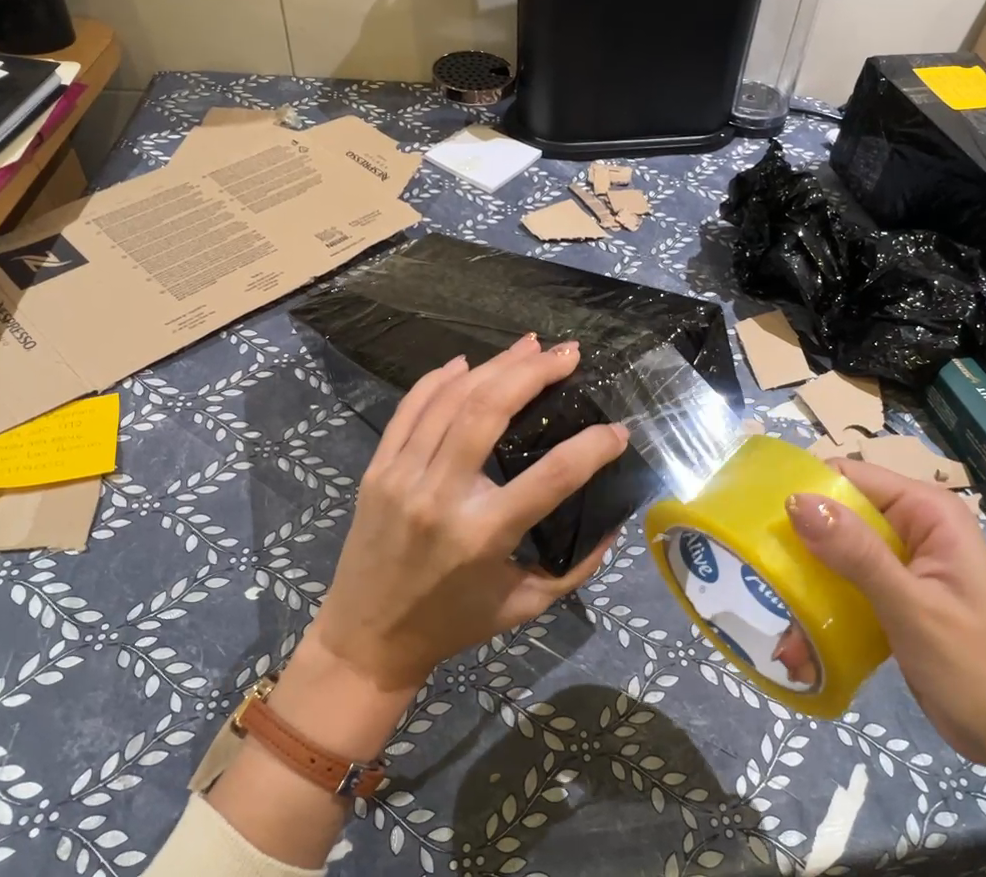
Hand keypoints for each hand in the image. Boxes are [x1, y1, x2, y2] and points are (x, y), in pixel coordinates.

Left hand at [308, 334, 630, 693]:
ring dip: (496, 365)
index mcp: (484, 534)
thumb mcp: (525, 606)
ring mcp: (402, 477)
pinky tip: (468, 362)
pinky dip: (440, 379)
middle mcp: (442, 496)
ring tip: (532, 346)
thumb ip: (576, 567)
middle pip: (491, 410)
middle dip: (536, 372)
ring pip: (452, 400)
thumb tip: (615, 524)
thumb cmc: (454, 624)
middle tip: (570, 355)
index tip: (618, 430)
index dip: (594, 446)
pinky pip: (410, 409)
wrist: (367, 639)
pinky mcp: (378, 469)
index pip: (553, 475)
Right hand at [786, 459, 985, 773]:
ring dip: (807, 593)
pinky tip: (803, 653)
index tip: (757, 524)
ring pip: (837, 559)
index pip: (851, 478)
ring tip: (785, 640)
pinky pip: (848, 593)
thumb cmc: (981, 670)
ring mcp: (905, 568)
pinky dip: (825, 617)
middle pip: (839, 519)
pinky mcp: (897, 602)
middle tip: (762, 589)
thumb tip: (795, 500)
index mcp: (927, 514)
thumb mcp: (912, 608)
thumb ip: (856, 554)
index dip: (805, 493)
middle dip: (799, 553)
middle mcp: (914, 530)